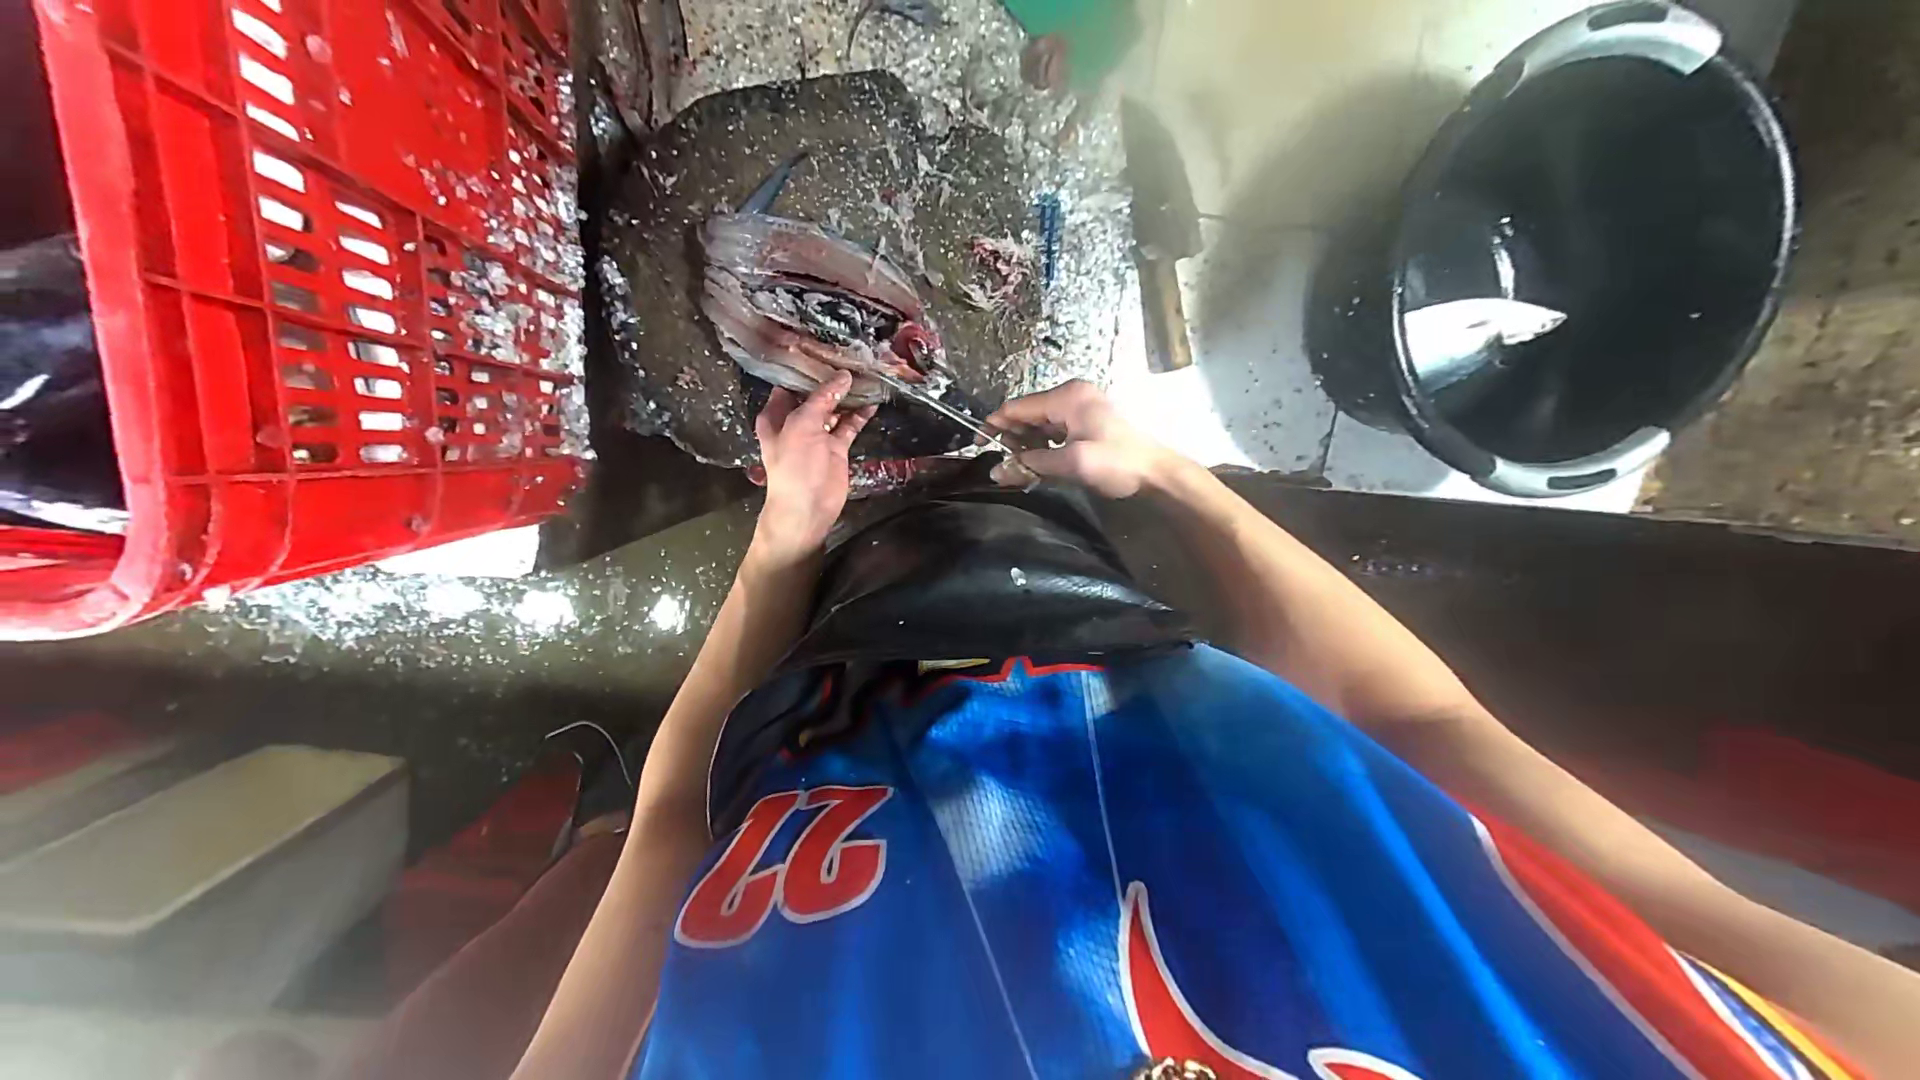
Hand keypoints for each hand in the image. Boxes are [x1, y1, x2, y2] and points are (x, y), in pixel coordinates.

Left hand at [751, 371, 875, 563]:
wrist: (807, 507)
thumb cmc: (795, 465)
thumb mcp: (802, 424)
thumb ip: (822, 398)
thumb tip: (843, 376)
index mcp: (776, 415)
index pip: (790, 384)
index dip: (806, 368)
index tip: (825, 350)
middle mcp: (796, 421)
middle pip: (815, 394)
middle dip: (831, 379)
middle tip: (853, 358)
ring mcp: (818, 435)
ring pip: (835, 408)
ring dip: (848, 396)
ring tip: (867, 376)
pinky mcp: (836, 447)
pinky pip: (849, 425)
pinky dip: (860, 415)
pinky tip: (873, 402)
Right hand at [984, 379, 1182, 497]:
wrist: (1156, 474)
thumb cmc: (1117, 463)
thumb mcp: (1071, 463)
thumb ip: (1031, 464)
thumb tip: (996, 472)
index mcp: (1067, 396)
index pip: (1018, 406)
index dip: (994, 425)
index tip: (979, 446)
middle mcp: (1071, 395)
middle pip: (1027, 413)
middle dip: (1011, 437)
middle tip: (1004, 463)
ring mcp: (1080, 407)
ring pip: (1039, 423)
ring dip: (1026, 444)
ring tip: (1020, 466)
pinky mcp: (1086, 421)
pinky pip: (1053, 429)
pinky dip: (1042, 445)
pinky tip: (1038, 462)